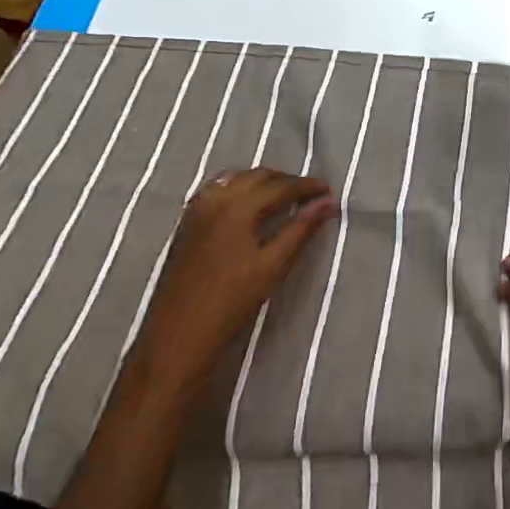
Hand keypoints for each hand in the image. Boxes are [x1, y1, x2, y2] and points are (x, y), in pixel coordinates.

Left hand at [139, 169, 336, 383]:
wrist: (180, 331)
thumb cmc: (232, 301)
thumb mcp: (273, 265)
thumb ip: (301, 229)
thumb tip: (329, 203)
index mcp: (238, 206)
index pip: (280, 186)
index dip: (306, 186)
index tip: (328, 189)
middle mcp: (216, 198)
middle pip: (257, 176)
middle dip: (286, 180)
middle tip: (310, 193)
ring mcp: (198, 208)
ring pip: (236, 179)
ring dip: (262, 182)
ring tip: (284, 196)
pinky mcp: (188, 220)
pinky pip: (218, 189)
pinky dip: (239, 187)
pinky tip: (249, 203)